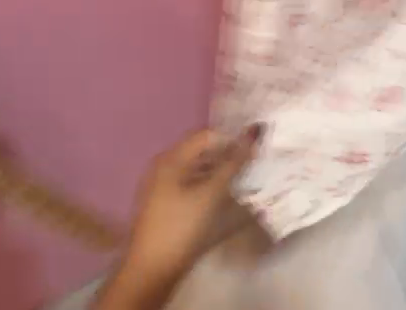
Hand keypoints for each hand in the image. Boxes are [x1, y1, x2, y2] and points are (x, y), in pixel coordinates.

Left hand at [97, 125, 263, 309]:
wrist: (150, 274)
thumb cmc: (180, 227)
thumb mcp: (211, 193)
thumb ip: (234, 162)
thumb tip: (255, 130)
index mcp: (172, 158)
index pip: (208, 135)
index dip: (232, 139)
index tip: (255, 151)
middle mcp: (165, 167)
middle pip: (203, 152)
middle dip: (228, 156)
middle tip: (254, 165)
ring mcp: (164, 187)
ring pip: (199, 170)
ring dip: (221, 172)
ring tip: (245, 181)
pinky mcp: (167, 206)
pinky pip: (193, 186)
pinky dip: (210, 187)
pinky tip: (227, 197)